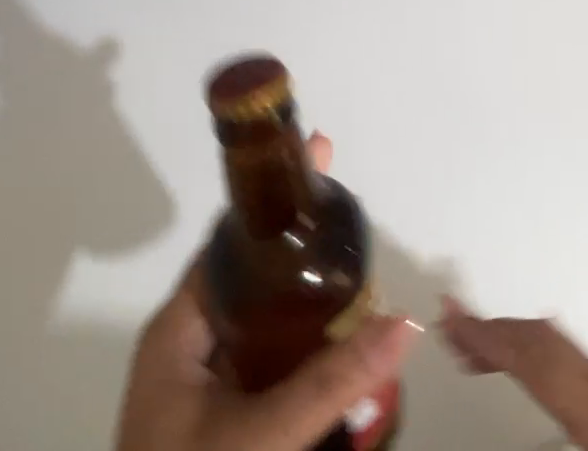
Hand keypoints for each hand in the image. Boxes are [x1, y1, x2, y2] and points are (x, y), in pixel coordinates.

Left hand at [115, 134, 421, 450]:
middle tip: (354, 231)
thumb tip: (406, 322)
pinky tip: (341, 351)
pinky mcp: (220, 408)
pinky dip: (305, 345)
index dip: (275, 201)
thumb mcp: (263, 433)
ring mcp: (205, 377)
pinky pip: (269, 358)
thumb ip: (333, 380)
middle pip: (254, 274)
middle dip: (305, 252)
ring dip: (311, 303)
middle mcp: (191, 341)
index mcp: (182, 326)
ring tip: (361, 287)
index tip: (319, 163)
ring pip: (266, 319)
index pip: (231, 239)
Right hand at [440, 297, 587, 450]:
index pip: (532, 358)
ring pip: (557, 343)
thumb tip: (505, 391)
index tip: (451, 314)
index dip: (485, 333)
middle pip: (541, 340)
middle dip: (491, 326)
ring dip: (511, 334)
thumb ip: (549, 428)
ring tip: (474, 340)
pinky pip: (572, 357)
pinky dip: (536, 347)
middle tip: (450, 321)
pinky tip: (521, 354)